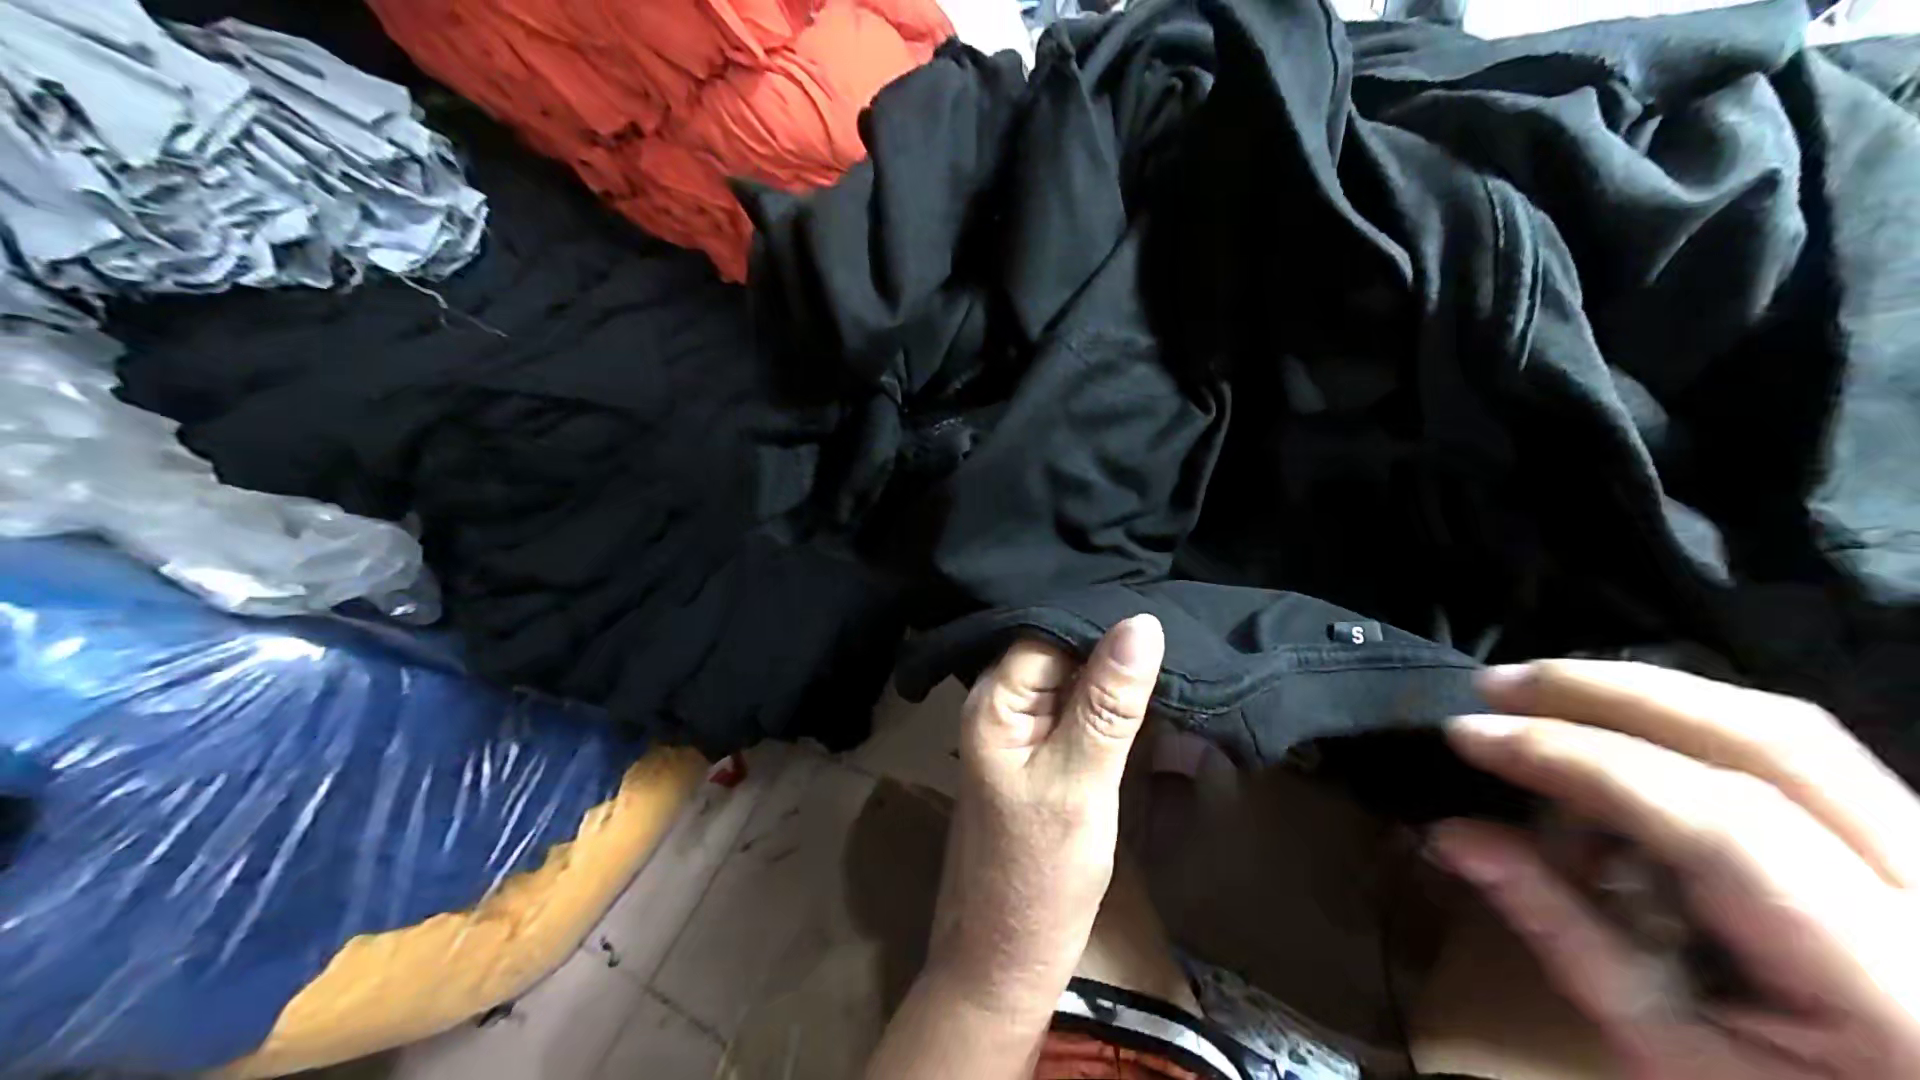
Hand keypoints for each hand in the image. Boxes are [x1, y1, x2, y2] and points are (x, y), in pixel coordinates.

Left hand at [927, 614, 1164, 1013]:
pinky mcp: (1040, 758)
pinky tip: (1149, 700)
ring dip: (1117, 679)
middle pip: (1060, 653)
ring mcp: (1021, 734)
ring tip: (1176, 660)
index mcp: (994, 701)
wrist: (1005, 961)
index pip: (1049, 633)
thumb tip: (1142, 624)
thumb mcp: (1080, 784)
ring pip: (1073, 684)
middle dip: (1113, 648)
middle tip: (1178, 635)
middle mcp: (1001, 706)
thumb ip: (1108, 705)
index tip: (1160, 615)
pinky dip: (1110, 709)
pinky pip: (1076, 714)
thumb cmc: (1037, 877)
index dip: (1100, 622)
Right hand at [1430, 660, 1919, 1078]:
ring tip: (1537, 690)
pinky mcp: (1911, 833)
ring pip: (1784, 725)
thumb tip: (1452, 837)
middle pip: (1766, 741)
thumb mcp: (1664, 1045)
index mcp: (1894, 986)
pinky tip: (1608, 726)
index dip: (1576, 760)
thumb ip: (1561, 930)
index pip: (1717, 825)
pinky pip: (1791, 742)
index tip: (1468, 736)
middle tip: (1497, 686)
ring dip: (1639, 691)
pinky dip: (1678, 719)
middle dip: (1607, 693)